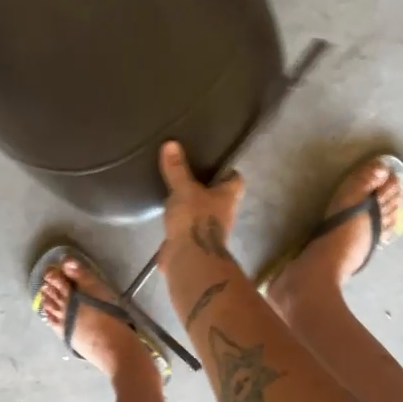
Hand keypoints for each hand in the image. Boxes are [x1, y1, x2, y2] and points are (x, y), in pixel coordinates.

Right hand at [159, 141, 245, 262]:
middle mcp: (223, 213)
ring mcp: (209, 230)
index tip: (217, 163)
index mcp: (228, 197)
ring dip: (193, 206)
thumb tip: (171, 143)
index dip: (228, 171)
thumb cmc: (194, 218)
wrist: (188, 258)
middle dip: (208, 188)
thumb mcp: (183, 189)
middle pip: (220, 197)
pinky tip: (167, 214)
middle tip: (192, 173)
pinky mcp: (193, 242)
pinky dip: (180, 222)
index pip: (235, 180)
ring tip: (176, 191)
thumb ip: (177, 169)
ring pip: (203, 213)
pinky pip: (187, 228)